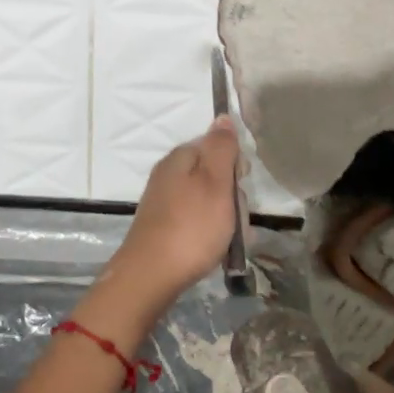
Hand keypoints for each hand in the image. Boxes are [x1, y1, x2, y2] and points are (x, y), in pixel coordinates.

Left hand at [79, 116, 239, 333]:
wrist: (152, 275)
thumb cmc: (191, 227)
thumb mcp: (215, 182)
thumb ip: (221, 148)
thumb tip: (223, 117)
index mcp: (179, 159)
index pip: (215, 146)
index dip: (235, 165)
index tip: (241, 185)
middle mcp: (168, 175)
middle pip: (212, 175)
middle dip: (231, 196)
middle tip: (235, 218)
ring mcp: (163, 202)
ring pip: (207, 201)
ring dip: (224, 218)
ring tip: (228, 239)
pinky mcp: (163, 227)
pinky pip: (195, 221)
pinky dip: (209, 233)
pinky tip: (214, 249)